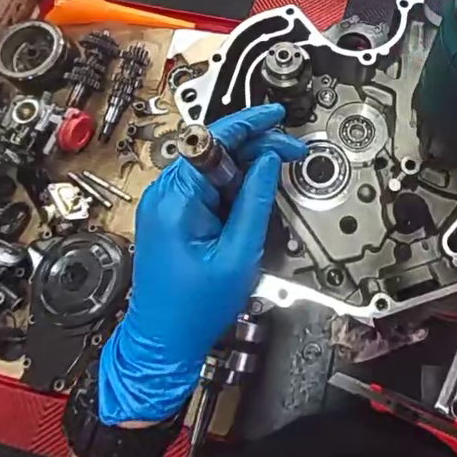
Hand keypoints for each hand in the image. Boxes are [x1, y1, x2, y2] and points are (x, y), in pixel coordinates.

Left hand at [97, 104, 306, 424]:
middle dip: (258, 147)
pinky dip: (236, 183)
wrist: (164, 341)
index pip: (213, 142)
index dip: (249, 123)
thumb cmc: (194, 307)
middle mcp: (165, 195)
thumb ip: (256, 200)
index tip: (274, 115)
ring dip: (249, 166)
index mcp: (175, 201)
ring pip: (216, 166)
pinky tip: (254, 193)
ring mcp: (167, 203)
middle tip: (291, 151)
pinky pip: (210, 184)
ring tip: (277, 176)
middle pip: (216, 150)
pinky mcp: (175, 213)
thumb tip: (269, 160)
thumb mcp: (238, 252)